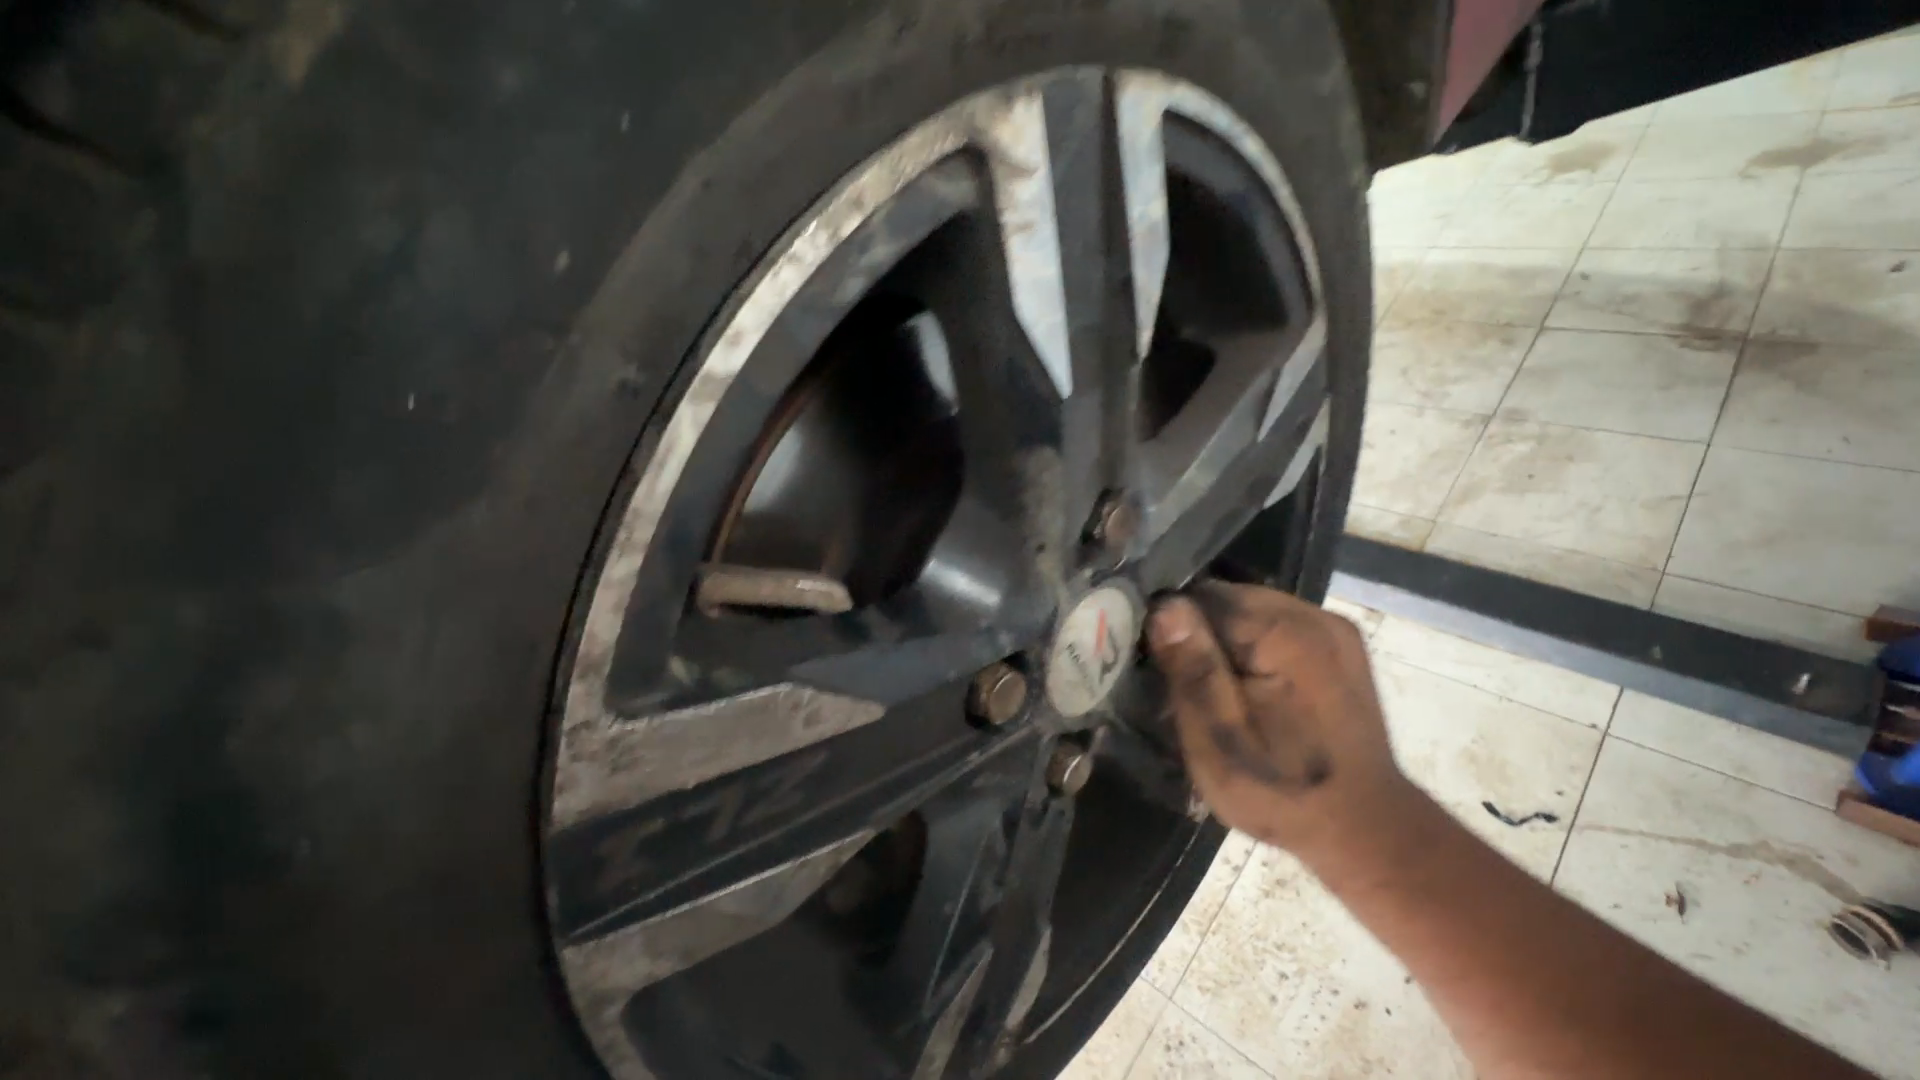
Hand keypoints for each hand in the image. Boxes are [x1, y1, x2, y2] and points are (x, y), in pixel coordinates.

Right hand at [1145, 581, 1412, 860]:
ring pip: (1251, 610)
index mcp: (1283, 633)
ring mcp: (1334, 628)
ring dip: (1227, 641)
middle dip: (1200, 634)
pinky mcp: (1342, 645)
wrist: (1364, 827)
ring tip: (1220, 691)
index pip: (1200, 598)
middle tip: (1188, 689)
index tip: (1162, 673)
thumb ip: (1193, 669)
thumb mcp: (1219, 742)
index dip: (1172, 631)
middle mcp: (1314, 616)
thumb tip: (1165, 607)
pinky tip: (1253, 688)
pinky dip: (1256, 647)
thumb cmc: (1282, 791)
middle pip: (1228, 598)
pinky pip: (1278, 625)